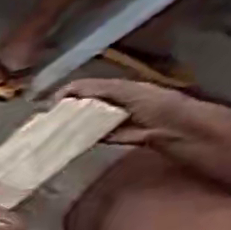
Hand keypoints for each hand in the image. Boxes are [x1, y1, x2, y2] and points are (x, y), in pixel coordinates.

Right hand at [61, 78, 206, 146]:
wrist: (183, 130)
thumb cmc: (159, 106)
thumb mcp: (129, 92)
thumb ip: (100, 90)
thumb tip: (66, 92)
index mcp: (122, 88)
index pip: (91, 87)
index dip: (72, 92)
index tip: (51, 104)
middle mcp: (119, 103)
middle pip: (89, 104)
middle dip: (69, 109)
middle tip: (47, 119)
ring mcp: (119, 122)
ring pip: (90, 121)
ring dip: (74, 125)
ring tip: (52, 131)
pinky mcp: (119, 139)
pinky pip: (96, 136)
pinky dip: (84, 138)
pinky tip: (69, 141)